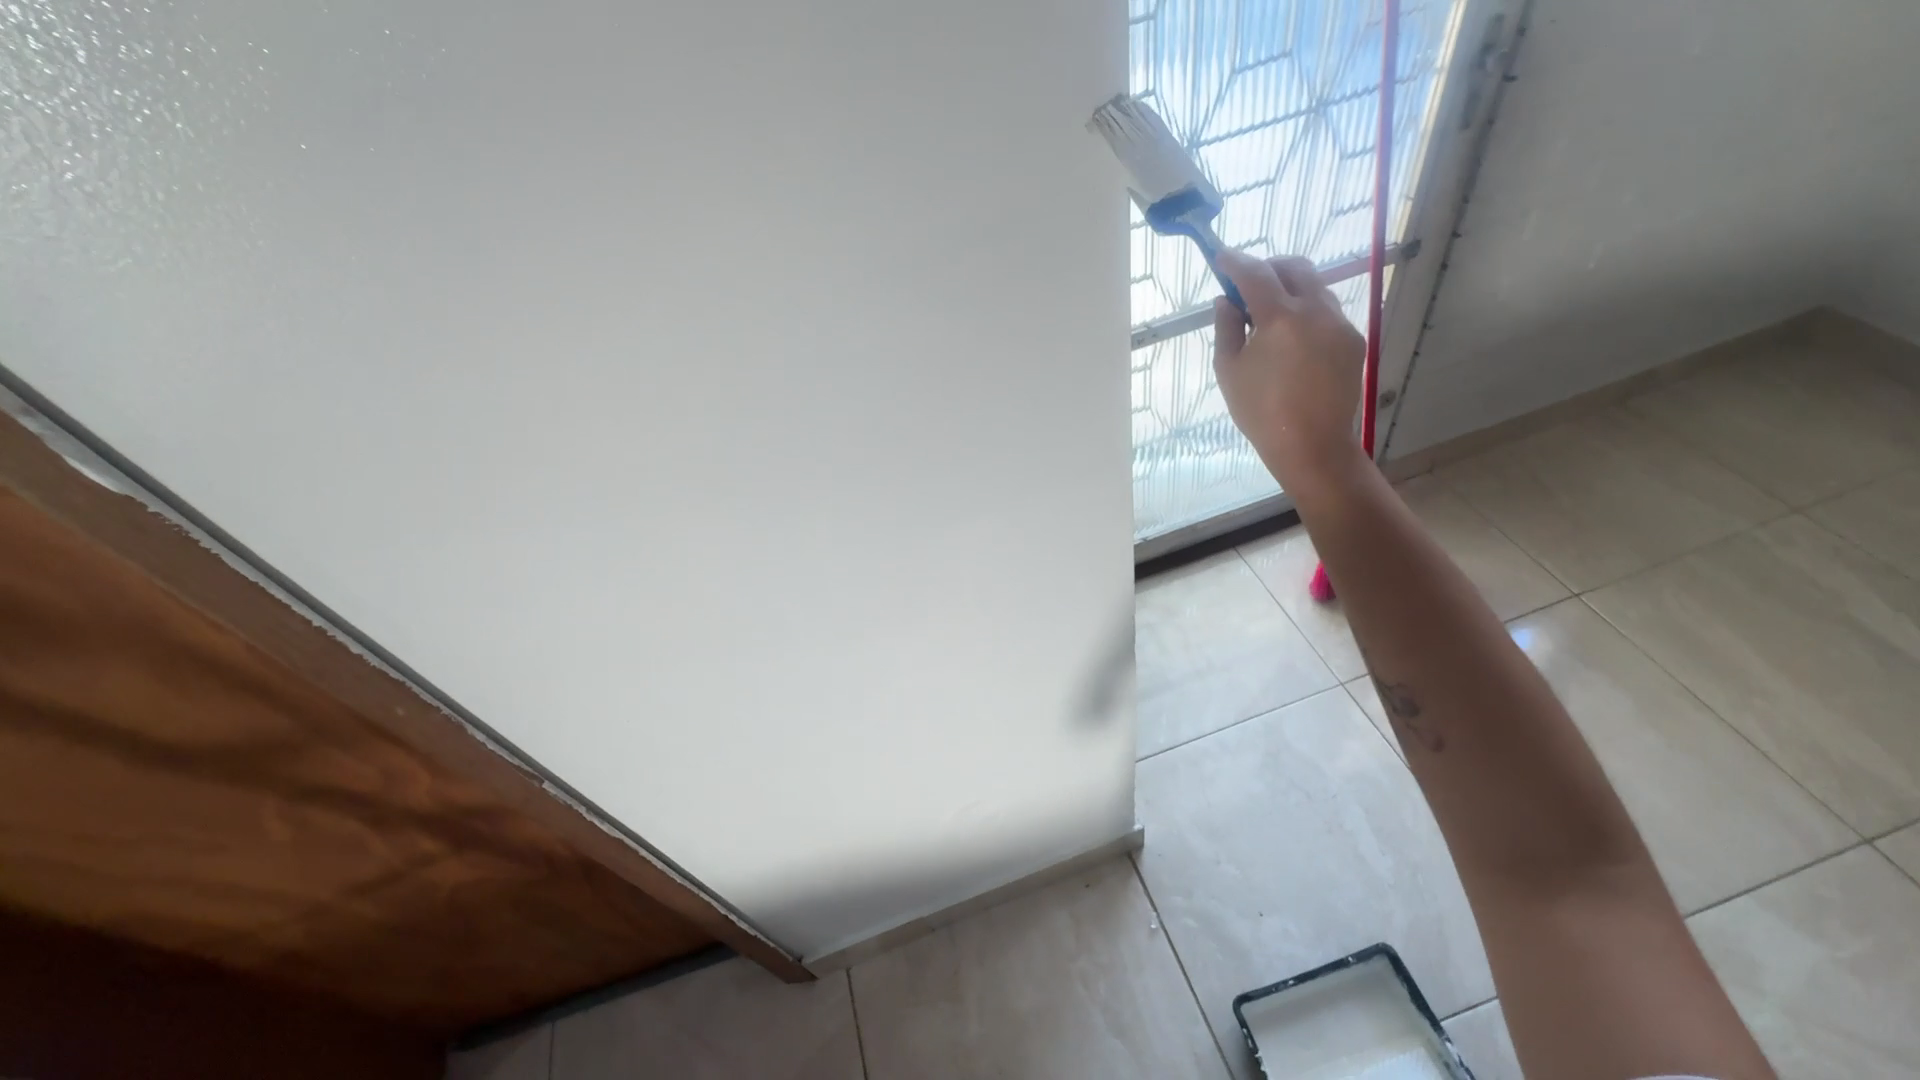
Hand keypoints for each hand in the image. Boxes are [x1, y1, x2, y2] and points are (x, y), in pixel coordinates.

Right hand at [1212, 249, 1367, 489]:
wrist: (1312, 445)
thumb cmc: (1261, 412)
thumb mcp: (1229, 370)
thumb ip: (1227, 328)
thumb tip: (1227, 301)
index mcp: (1279, 317)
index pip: (1255, 273)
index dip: (1235, 262)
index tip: (1221, 258)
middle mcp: (1315, 310)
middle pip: (1294, 267)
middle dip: (1268, 267)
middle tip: (1248, 286)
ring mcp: (1339, 323)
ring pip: (1315, 287)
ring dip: (1290, 289)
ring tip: (1272, 316)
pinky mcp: (1352, 340)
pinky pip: (1327, 312)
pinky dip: (1307, 312)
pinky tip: (1294, 341)